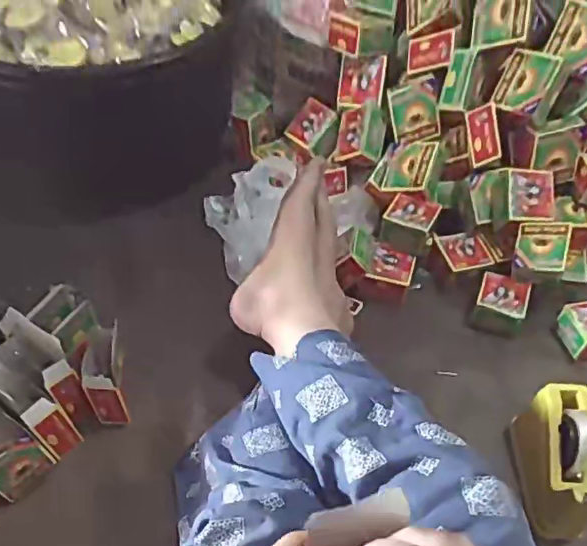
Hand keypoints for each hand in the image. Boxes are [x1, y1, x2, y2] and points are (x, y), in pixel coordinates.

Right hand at [228, 157, 354, 356]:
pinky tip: (320, 297)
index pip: (302, 203)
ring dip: (326, 245)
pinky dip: (325, 288)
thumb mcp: (245, 298)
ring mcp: (334, 284)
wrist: (306, 342)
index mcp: (293, 239)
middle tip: (321, 189)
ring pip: (331, 256)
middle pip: (323, 221)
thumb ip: (251, 291)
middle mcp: (319, 256)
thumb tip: (256, 302)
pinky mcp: (341, 311)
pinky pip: (332, 292)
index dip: (307, 182)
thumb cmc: (271, 307)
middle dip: (321, 202)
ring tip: (321, 240)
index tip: (315, 164)